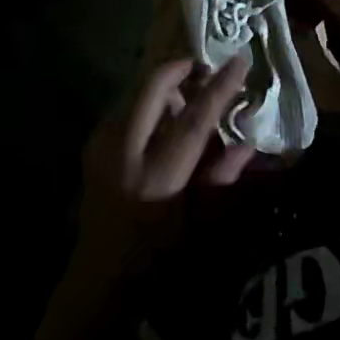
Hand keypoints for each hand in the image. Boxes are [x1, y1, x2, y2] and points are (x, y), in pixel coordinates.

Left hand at [77, 56, 255, 275]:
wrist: (100, 279)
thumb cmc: (157, 263)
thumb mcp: (199, 231)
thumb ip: (221, 180)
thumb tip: (247, 141)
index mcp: (157, 177)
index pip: (194, 120)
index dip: (219, 88)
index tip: (238, 60)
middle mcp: (124, 152)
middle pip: (151, 88)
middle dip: (178, 68)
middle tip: (202, 68)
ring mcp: (102, 146)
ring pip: (134, 94)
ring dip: (161, 86)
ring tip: (185, 97)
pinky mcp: (92, 145)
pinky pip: (123, 109)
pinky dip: (145, 104)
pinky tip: (160, 121)